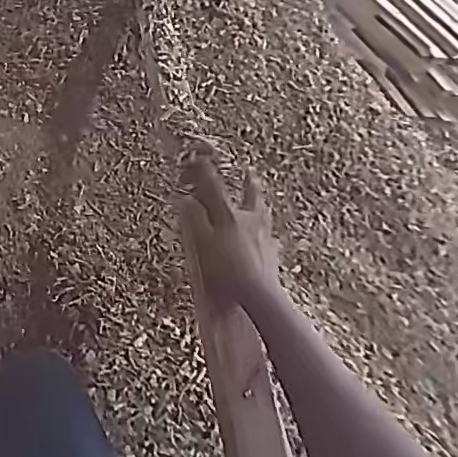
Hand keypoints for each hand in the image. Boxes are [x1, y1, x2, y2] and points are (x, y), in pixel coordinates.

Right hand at [179, 144, 280, 315]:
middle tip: (248, 171)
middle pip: (249, 195)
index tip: (200, 160)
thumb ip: (194, 219)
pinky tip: (265, 237)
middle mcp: (250, 221)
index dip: (205, 173)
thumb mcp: (201, 242)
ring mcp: (264, 237)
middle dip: (246, 182)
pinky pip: (269, 237)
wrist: (258, 296)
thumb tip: (185, 200)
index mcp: (229, 216)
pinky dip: (264, 232)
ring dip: (258, 204)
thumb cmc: (227, 270)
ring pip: (262, 213)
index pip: (214, 188)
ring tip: (259, 201)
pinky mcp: (272, 255)